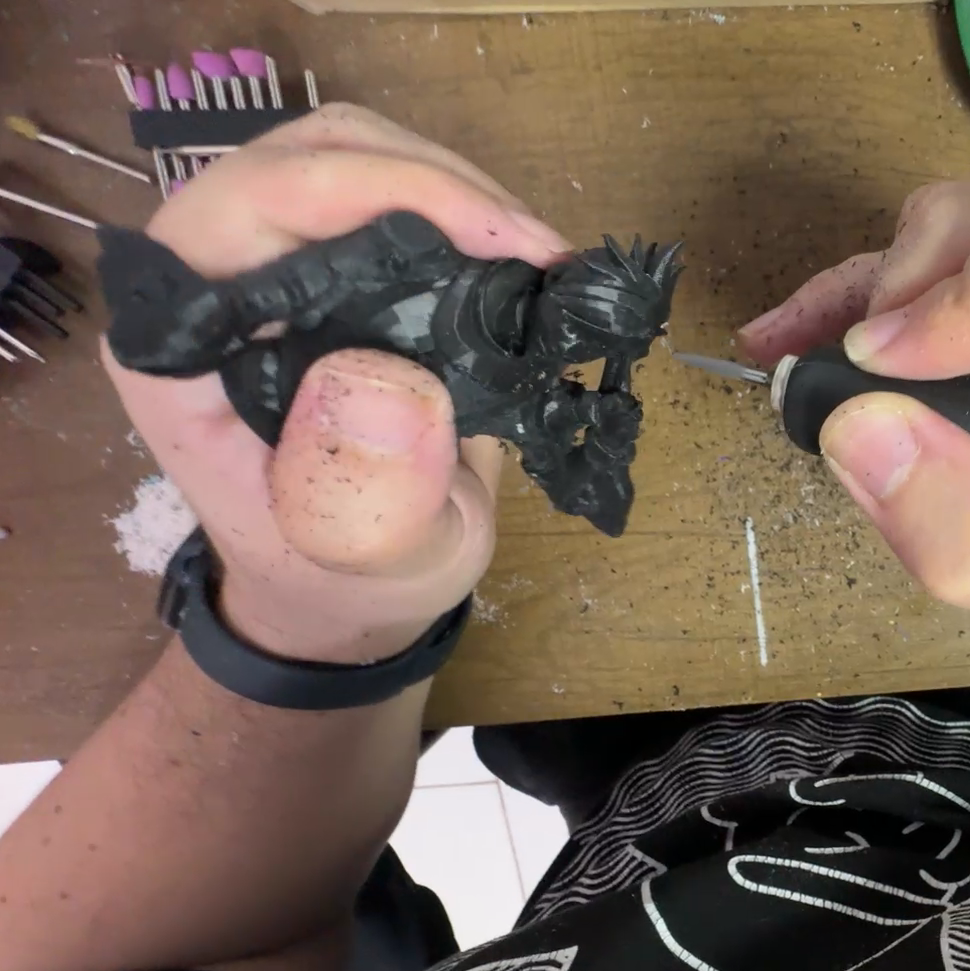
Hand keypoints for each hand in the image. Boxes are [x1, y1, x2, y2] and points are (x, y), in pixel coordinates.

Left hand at [101, 104, 573, 663]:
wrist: (360, 587)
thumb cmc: (353, 581)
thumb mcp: (366, 560)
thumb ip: (367, 497)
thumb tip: (394, 381)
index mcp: (190, 345)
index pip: (254, 204)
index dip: (381, 191)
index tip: (509, 243)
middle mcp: (228, 291)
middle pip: (312, 155)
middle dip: (441, 183)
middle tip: (546, 253)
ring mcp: (296, 284)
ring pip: (365, 165)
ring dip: (469, 197)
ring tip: (550, 263)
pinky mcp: (359, 295)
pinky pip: (410, 216)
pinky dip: (479, 224)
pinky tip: (534, 271)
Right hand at [739, 155, 969, 621]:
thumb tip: (856, 426)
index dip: (967, 293)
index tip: (881, 370)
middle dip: (908, 300)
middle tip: (862, 395)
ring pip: (962, 220)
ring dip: (882, 301)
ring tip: (845, 385)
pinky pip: (945, 240)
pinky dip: (863, 289)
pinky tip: (800, 335)